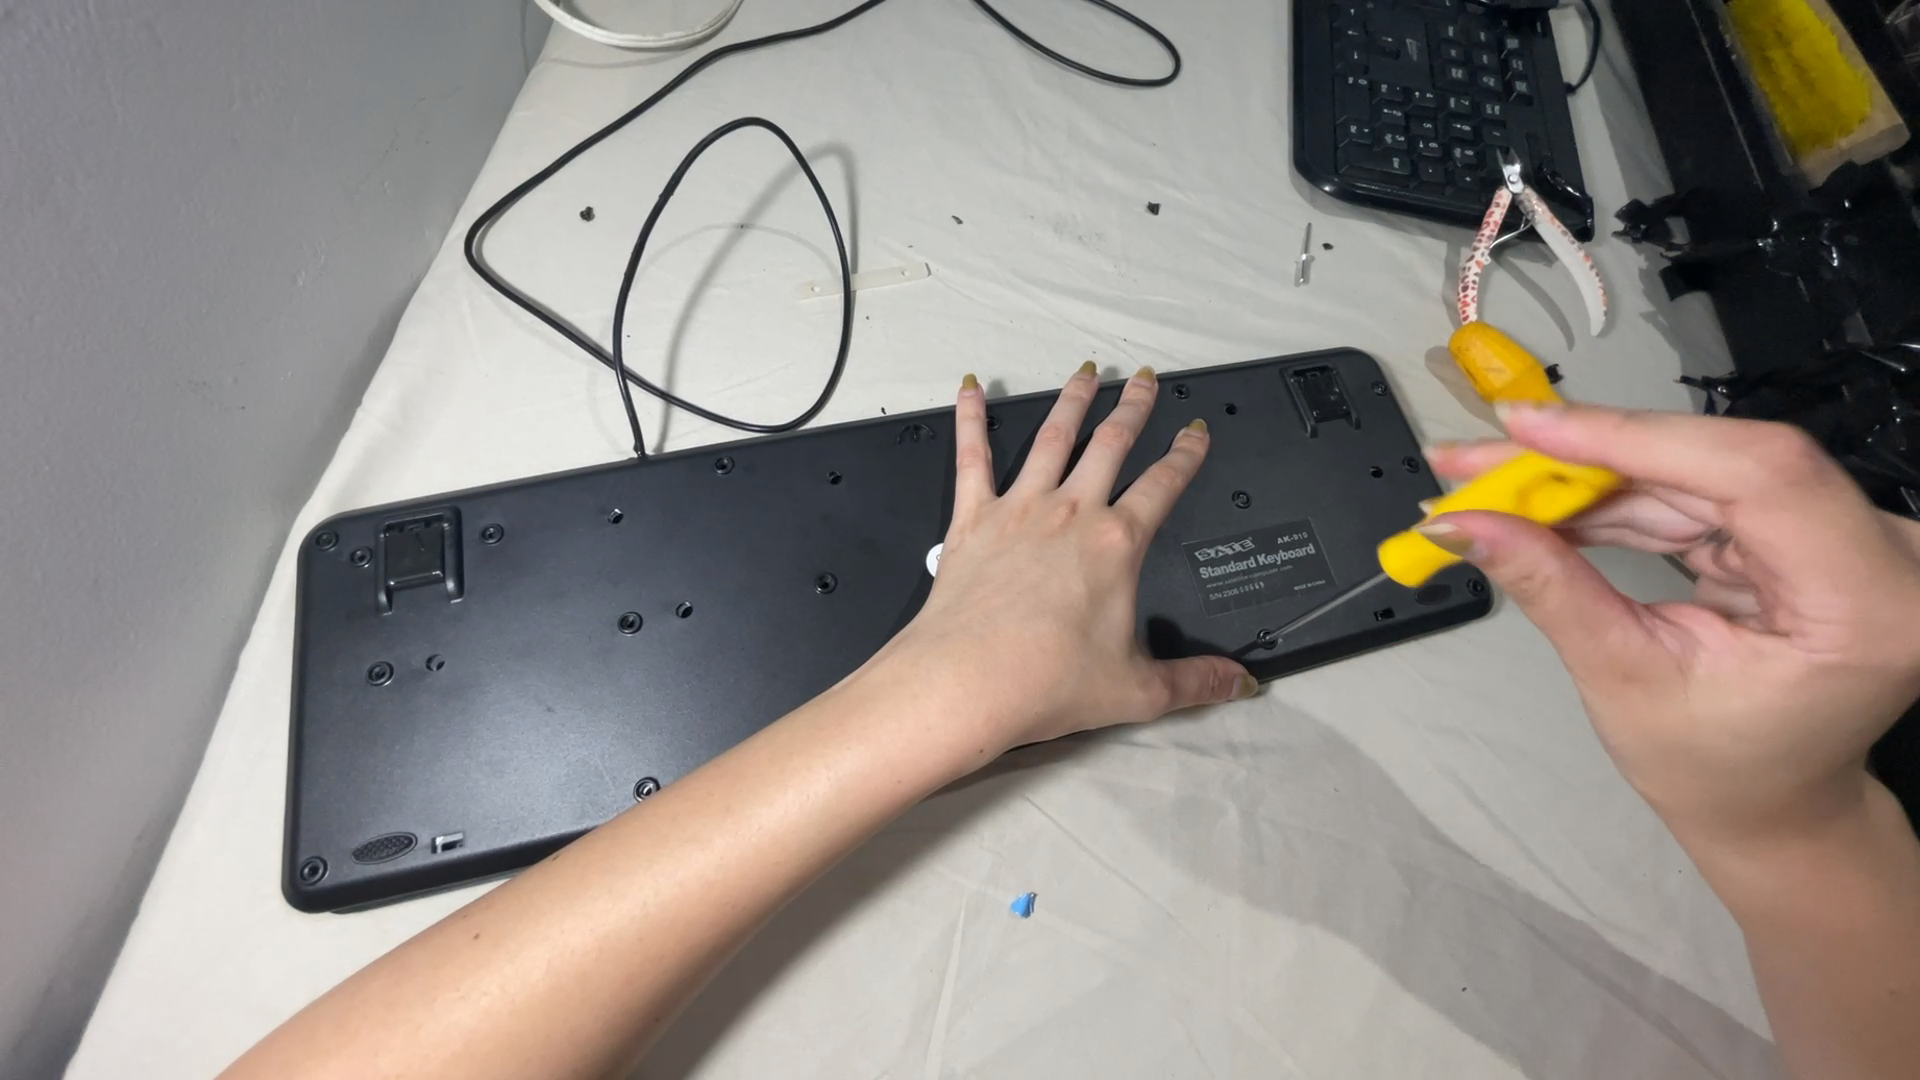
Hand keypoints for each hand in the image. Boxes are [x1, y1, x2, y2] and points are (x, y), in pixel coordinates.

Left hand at [861, 363, 1255, 761]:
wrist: (969, 679)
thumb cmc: (1047, 681)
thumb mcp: (1137, 689)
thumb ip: (1193, 680)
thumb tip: (1239, 683)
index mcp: (1116, 544)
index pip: (1163, 485)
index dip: (1185, 455)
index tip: (1194, 432)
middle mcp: (1071, 513)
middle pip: (1111, 444)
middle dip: (1133, 408)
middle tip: (1145, 380)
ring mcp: (1020, 508)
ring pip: (1052, 437)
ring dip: (1073, 401)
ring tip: (1086, 372)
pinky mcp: (973, 517)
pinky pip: (971, 456)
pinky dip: (970, 419)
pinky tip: (970, 388)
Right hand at [1421, 404, 1919, 842]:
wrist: (1765, 796)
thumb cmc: (1712, 761)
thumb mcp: (1617, 673)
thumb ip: (1546, 586)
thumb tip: (1460, 525)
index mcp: (1866, 603)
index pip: (1757, 474)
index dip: (1632, 436)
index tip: (1523, 428)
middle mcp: (1872, 551)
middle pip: (1706, 463)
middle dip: (1575, 457)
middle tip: (1470, 461)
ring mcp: (1831, 535)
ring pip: (1678, 472)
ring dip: (1569, 477)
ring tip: (1479, 484)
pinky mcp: (1782, 532)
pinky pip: (1676, 493)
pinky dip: (1594, 499)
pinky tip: (1530, 505)